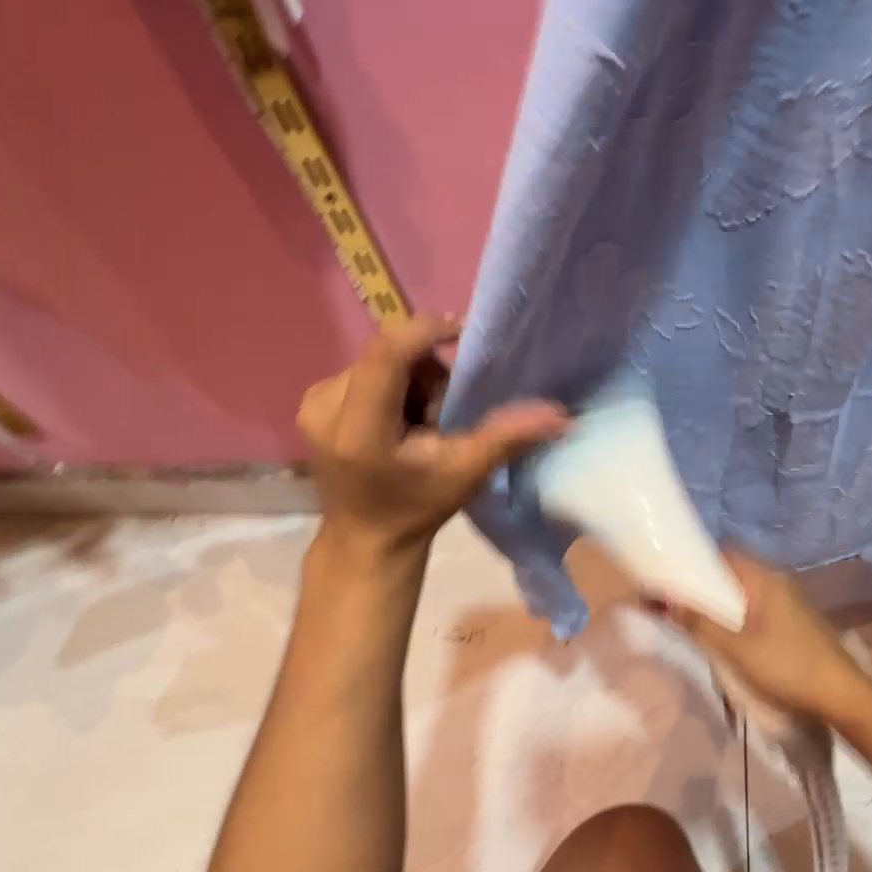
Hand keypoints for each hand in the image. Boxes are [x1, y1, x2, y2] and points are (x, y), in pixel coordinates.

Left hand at [297, 315, 568, 559]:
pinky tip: (398, 422)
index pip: (387, 355)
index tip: (461, 332)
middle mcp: (326, 407)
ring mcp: (313, 402)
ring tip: (421, 422)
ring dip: (410, 380)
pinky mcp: (312, 401)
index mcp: (360, 429)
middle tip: (443, 414)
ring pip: (378, 361)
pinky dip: (391, 387)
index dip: (424, 332)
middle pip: (389, 356)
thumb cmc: (417, 508)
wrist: (366, 539)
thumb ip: (507, 436)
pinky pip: (364, 371)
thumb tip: (559, 414)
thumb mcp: (467, 473)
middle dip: (426, 372)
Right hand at [655, 551, 871, 724]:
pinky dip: (738, 619)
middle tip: (678, 608)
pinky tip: (728, 642)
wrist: (842, 696)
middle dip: (705, 588)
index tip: (670, 579)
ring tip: (696, 626)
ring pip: (745, 596)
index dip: (695, 563)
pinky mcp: (796, 624)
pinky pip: (757, 611)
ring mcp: (790, 604)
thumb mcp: (735, 648)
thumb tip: (657, 596)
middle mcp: (779, 583)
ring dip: (722, 608)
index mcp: (765, 579)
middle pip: (733, 575)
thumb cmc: (787, 667)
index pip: (724, 554)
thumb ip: (697, 622)